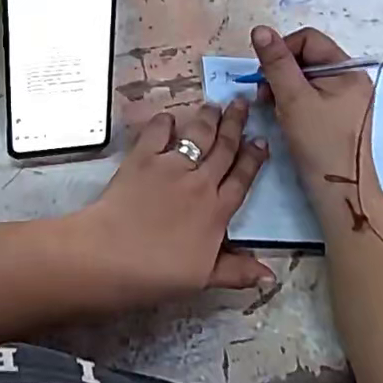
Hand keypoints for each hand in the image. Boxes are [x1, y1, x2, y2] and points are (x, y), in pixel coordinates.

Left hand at [72, 103, 272, 305]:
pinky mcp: (143, 157)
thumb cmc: (158, 272)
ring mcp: (171, 166)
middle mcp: (199, 183)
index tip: (262, 140)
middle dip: (236, 124)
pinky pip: (158, 132)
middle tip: (243, 104)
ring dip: (208, 118)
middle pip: (224, 148)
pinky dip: (165, 122)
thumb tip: (270, 276)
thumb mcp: (203, 279)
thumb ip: (236, 271)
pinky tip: (169, 117)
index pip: (242, 179)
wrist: (112, 253)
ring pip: (197, 135)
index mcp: (216, 212)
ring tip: (215, 104)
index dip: (253, 158)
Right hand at [251, 25, 377, 188]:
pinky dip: (292, 99)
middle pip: (306, 56)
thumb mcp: (292, 98)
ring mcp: (345, 98)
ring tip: (271, 106)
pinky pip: (310, 93)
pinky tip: (283, 114)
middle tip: (265, 94)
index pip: (308, 40)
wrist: (339, 190)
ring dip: (282, 85)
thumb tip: (260, 29)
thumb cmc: (318, 141)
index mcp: (347, 71)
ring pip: (305, 76)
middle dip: (280, 70)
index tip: (266, 74)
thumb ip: (276, 62)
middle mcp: (350, 79)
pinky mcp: (337, 114)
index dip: (282, 50)